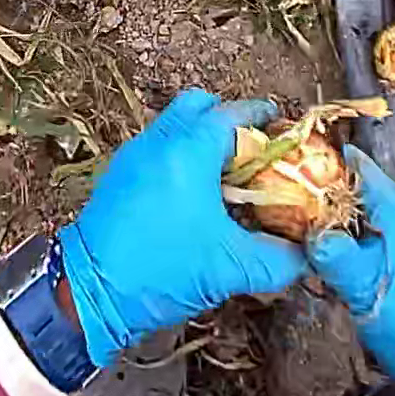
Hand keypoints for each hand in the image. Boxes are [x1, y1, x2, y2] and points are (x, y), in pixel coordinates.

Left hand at [57, 89, 306, 365]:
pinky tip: (191, 190)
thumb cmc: (163, 267)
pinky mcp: (120, 170)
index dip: (261, 115)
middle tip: (248, 147)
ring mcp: (136, 151)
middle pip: (199, 103)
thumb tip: (305, 256)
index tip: (280, 123)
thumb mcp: (230, 268)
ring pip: (175, 122)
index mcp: (190, 148)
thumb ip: (277, 260)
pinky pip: (158, 143)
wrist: (89, 291)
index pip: (233, 113)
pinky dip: (179, 152)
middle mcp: (161, 138)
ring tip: (222, 171)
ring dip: (201, 135)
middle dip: (226, 117)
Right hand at [307, 145, 394, 395]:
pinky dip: (344, 234)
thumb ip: (330, 250)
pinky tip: (326, 253)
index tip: (292, 168)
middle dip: (321, 192)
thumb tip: (303, 225)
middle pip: (353, 184)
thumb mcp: (361, 286)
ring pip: (356, 208)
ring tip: (301, 228)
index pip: (355, 163)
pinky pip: (365, 227)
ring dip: (330, 217)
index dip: (322, 162)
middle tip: (288, 203)